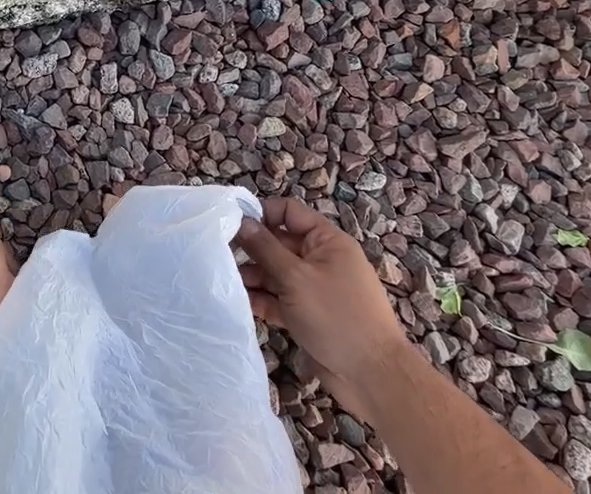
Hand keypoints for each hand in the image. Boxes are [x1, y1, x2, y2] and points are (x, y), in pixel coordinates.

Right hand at [233, 198, 409, 417]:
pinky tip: (237, 301)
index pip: (289, 213)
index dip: (262, 213)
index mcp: (327, 242)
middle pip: (278, 243)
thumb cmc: (337, 316)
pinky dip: (260, 298)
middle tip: (218, 252)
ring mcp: (313, 289)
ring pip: (275, 273)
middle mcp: (320, 261)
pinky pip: (278, 299)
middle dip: (251, 248)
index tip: (231, 223)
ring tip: (223, 279)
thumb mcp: (296, 277)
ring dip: (252, 275)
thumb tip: (242, 221)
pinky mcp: (306, 315)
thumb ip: (265, 248)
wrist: (372, 377)